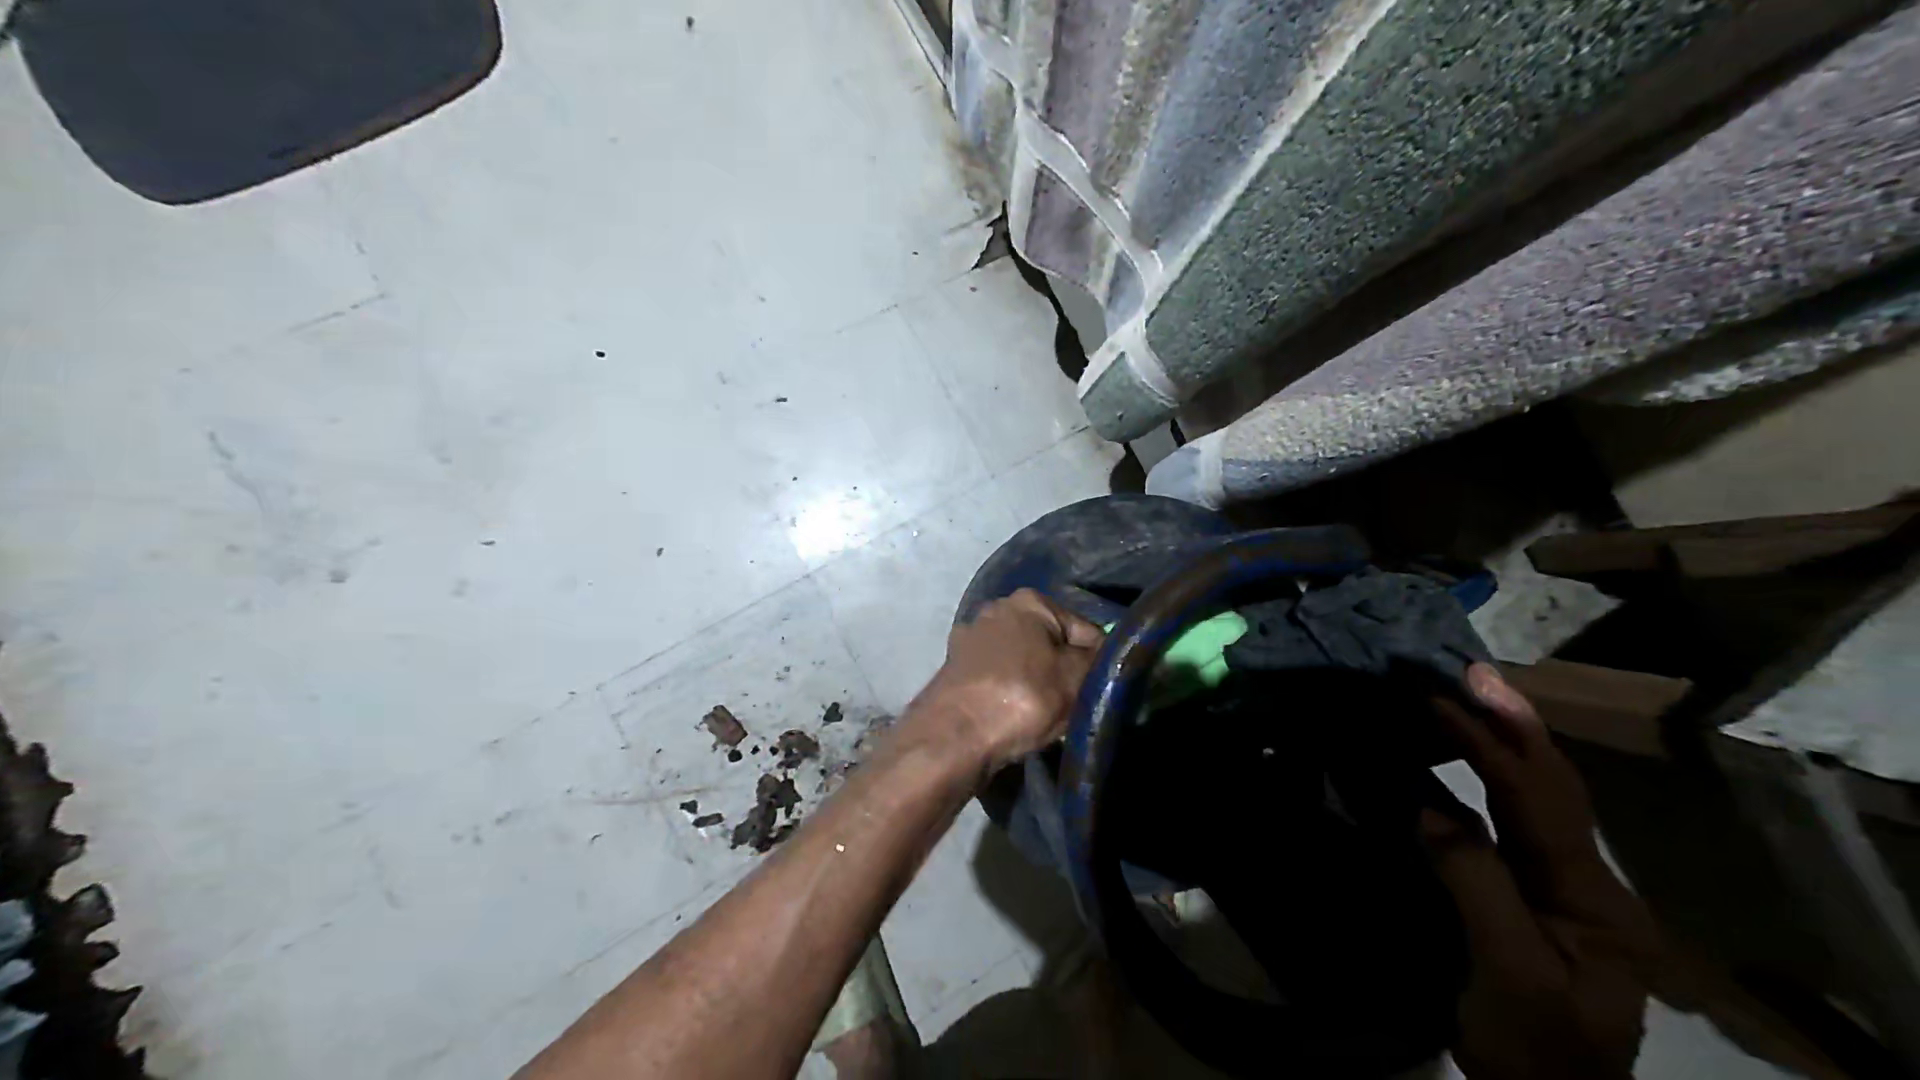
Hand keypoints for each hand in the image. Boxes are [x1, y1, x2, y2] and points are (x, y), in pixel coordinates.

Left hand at [906, 589, 1104, 777]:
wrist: (954, 736)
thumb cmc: (1023, 698)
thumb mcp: (1077, 678)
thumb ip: (1100, 660)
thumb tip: (1110, 654)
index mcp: (1030, 600)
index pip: (1084, 629)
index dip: (1098, 662)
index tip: (1099, 692)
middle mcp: (995, 608)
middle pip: (1049, 644)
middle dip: (1063, 673)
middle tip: (1073, 708)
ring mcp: (970, 638)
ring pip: (1022, 662)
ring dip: (1036, 685)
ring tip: (1043, 718)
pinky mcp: (953, 668)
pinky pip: (997, 678)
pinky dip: (1008, 694)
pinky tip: (1013, 718)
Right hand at [1424, 664, 1661, 1079]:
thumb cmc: (1531, 1043)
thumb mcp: (1508, 974)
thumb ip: (1476, 886)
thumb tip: (1429, 808)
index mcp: (1592, 897)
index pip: (1538, 801)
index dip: (1487, 744)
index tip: (1435, 698)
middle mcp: (1587, 877)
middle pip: (1554, 785)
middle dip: (1513, 722)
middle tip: (1468, 671)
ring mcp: (1561, 882)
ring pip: (1537, 795)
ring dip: (1502, 739)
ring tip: (1464, 694)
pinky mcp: (1529, 887)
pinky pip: (1507, 817)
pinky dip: (1482, 774)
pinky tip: (1455, 753)